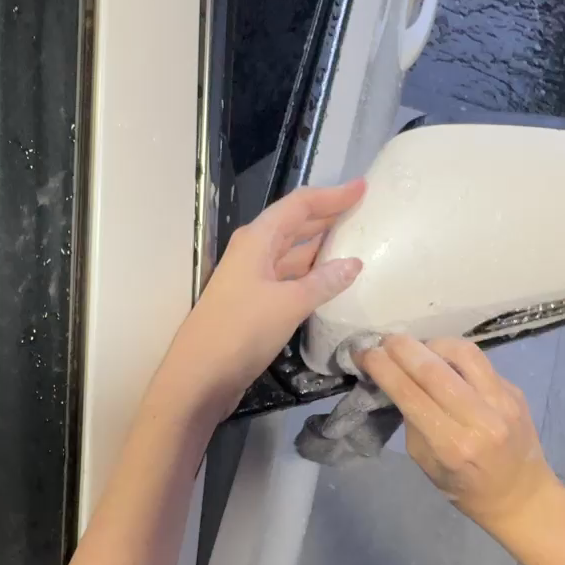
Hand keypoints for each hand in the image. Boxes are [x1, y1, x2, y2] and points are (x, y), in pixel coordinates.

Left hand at [161, 181, 365, 411]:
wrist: (200, 376)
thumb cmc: (241, 331)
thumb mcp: (288, 304)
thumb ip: (323, 282)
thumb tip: (354, 263)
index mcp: (257, 240)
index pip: (299, 205)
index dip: (332, 195)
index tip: (363, 188)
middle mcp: (253, 254)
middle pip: (295, 226)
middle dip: (328, 217)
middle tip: (364, 214)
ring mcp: (253, 281)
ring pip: (293, 255)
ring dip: (321, 249)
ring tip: (357, 244)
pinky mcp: (255, 307)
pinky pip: (289, 281)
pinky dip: (312, 278)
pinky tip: (333, 284)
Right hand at [360, 335, 560, 529]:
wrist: (522, 495)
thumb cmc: (465, 488)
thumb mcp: (427, 464)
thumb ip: (414, 422)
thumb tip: (398, 382)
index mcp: (453, 446)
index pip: (411, 395)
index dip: (384, 369)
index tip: (365, 353)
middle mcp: (480, 419)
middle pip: (435, 369)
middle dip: (402, 348)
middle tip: (383, 340)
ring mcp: (503, 401)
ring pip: (463, 353)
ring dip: (431, 343)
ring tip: (415, 348)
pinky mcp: (515, 390)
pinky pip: (479, 361)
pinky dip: (453, 354)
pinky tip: (441, 360)